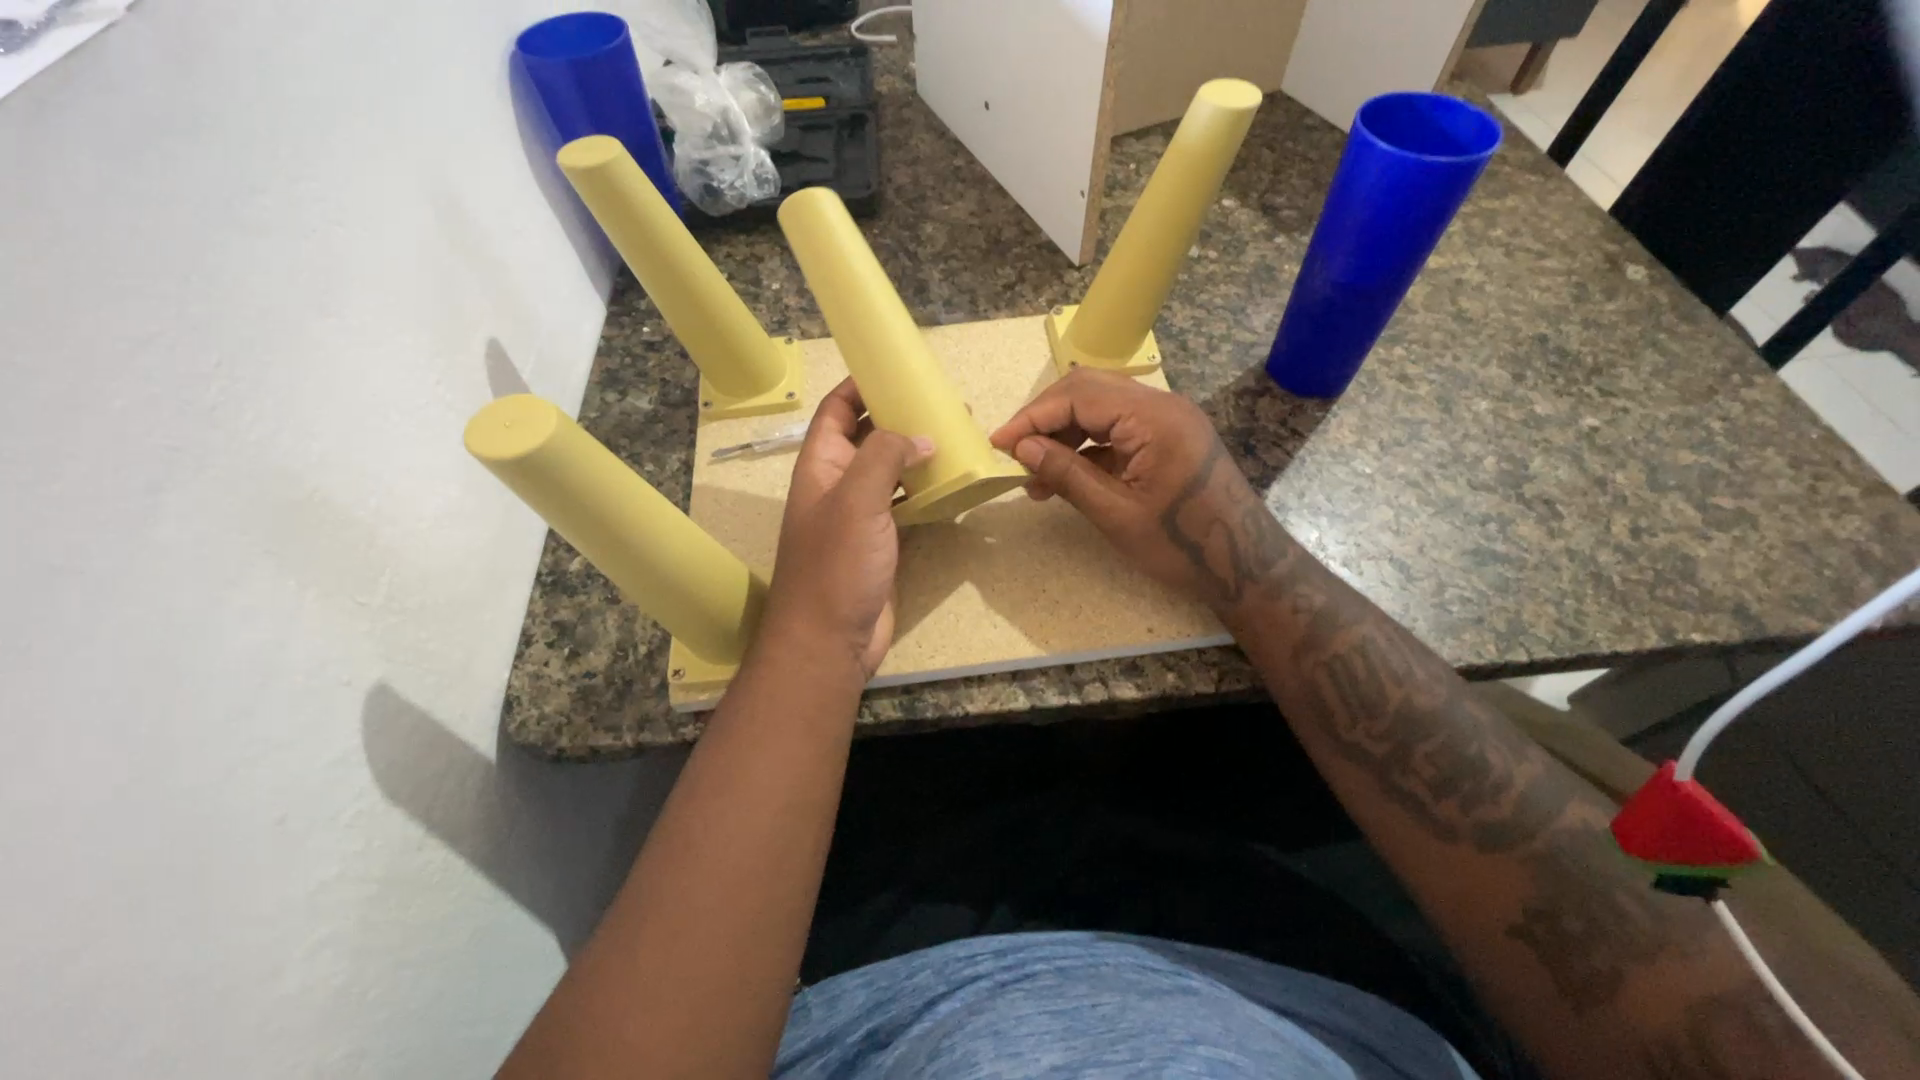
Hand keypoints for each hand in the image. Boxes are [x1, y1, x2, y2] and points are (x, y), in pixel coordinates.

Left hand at [759, 378, 933, 677]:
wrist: (829, 640)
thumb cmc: (835, 565)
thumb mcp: (857, 499)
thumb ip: (885, 457)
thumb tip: (920, 436)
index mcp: (820, 466)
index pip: (836, 411)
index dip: (860, 386)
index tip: (897, 368)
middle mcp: (837, 486)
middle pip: (866, 438)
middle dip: (898, 418)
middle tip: (942, 405)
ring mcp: (859, 517)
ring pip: (888, 473)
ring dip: (916, 455)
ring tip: (956, 439)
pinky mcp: (880, 545)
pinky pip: (903, 506)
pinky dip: (925, 492)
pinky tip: (951, 486)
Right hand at [989, 368, 1293, 615]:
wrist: (1244, 565)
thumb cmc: (1180, 544)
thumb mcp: (1116, 513)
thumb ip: (1067, 474)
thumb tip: (1022, 448)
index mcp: (1153, 417)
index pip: (1079, 396)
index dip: (1033, 417)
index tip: (999, 443)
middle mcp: (1162, 406)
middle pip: (1089, 393)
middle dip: (1046, 421)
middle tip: (1015, 454)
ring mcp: (1169, 420)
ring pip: (1102, 410)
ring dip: (1065, 437)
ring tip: (1035, 478)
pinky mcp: (1170, 438)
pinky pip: (1120, 430)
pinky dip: (1089, 449)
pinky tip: (1066, 479)